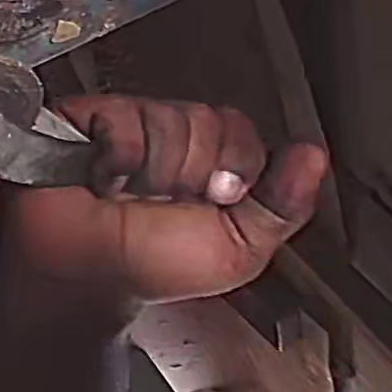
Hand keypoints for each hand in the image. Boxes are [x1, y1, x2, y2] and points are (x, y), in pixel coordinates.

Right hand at [2, 95, 328, 303]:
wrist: (80, 274)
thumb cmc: (144, 267)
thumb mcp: (235, 250)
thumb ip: (280, 206)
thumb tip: (311, 156)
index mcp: (200, 165)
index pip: (238, 128)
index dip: (236, 163)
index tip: (217, 199)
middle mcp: (161, 141)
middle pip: (206, 119)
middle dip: (192, 172)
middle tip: (162, 202)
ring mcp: (120, 126)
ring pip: (168, 117)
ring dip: (152, 171)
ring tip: (125, 196)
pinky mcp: (82, 119)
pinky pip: (122, 117)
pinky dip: (117, 156)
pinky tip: (101, 179)